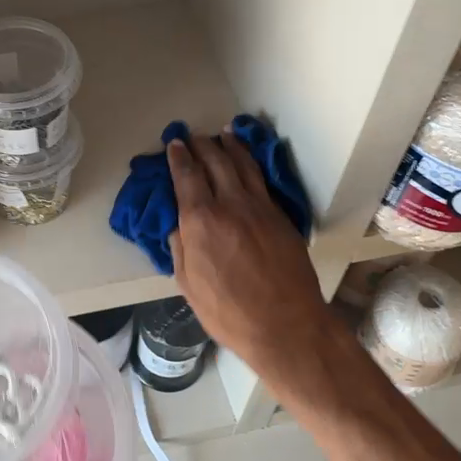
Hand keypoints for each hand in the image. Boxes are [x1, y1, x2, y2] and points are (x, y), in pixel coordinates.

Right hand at [168, 127, 344, 387]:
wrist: (285, 325)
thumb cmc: (228, 312)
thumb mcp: (189, 284)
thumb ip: (180, 247)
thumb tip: (176, 224)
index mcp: (201, 221)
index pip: (187, 176)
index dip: (179, 157)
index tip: (174, 144)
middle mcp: (230, 205)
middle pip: (215, 162)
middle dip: (202, 145)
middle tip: (193, 136)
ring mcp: (260, 208)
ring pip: (243, 165)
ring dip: (230, 146)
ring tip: (222, 134)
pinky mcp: (281, 216)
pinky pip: (262, 180)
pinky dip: (251, 163)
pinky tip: (247, 160)